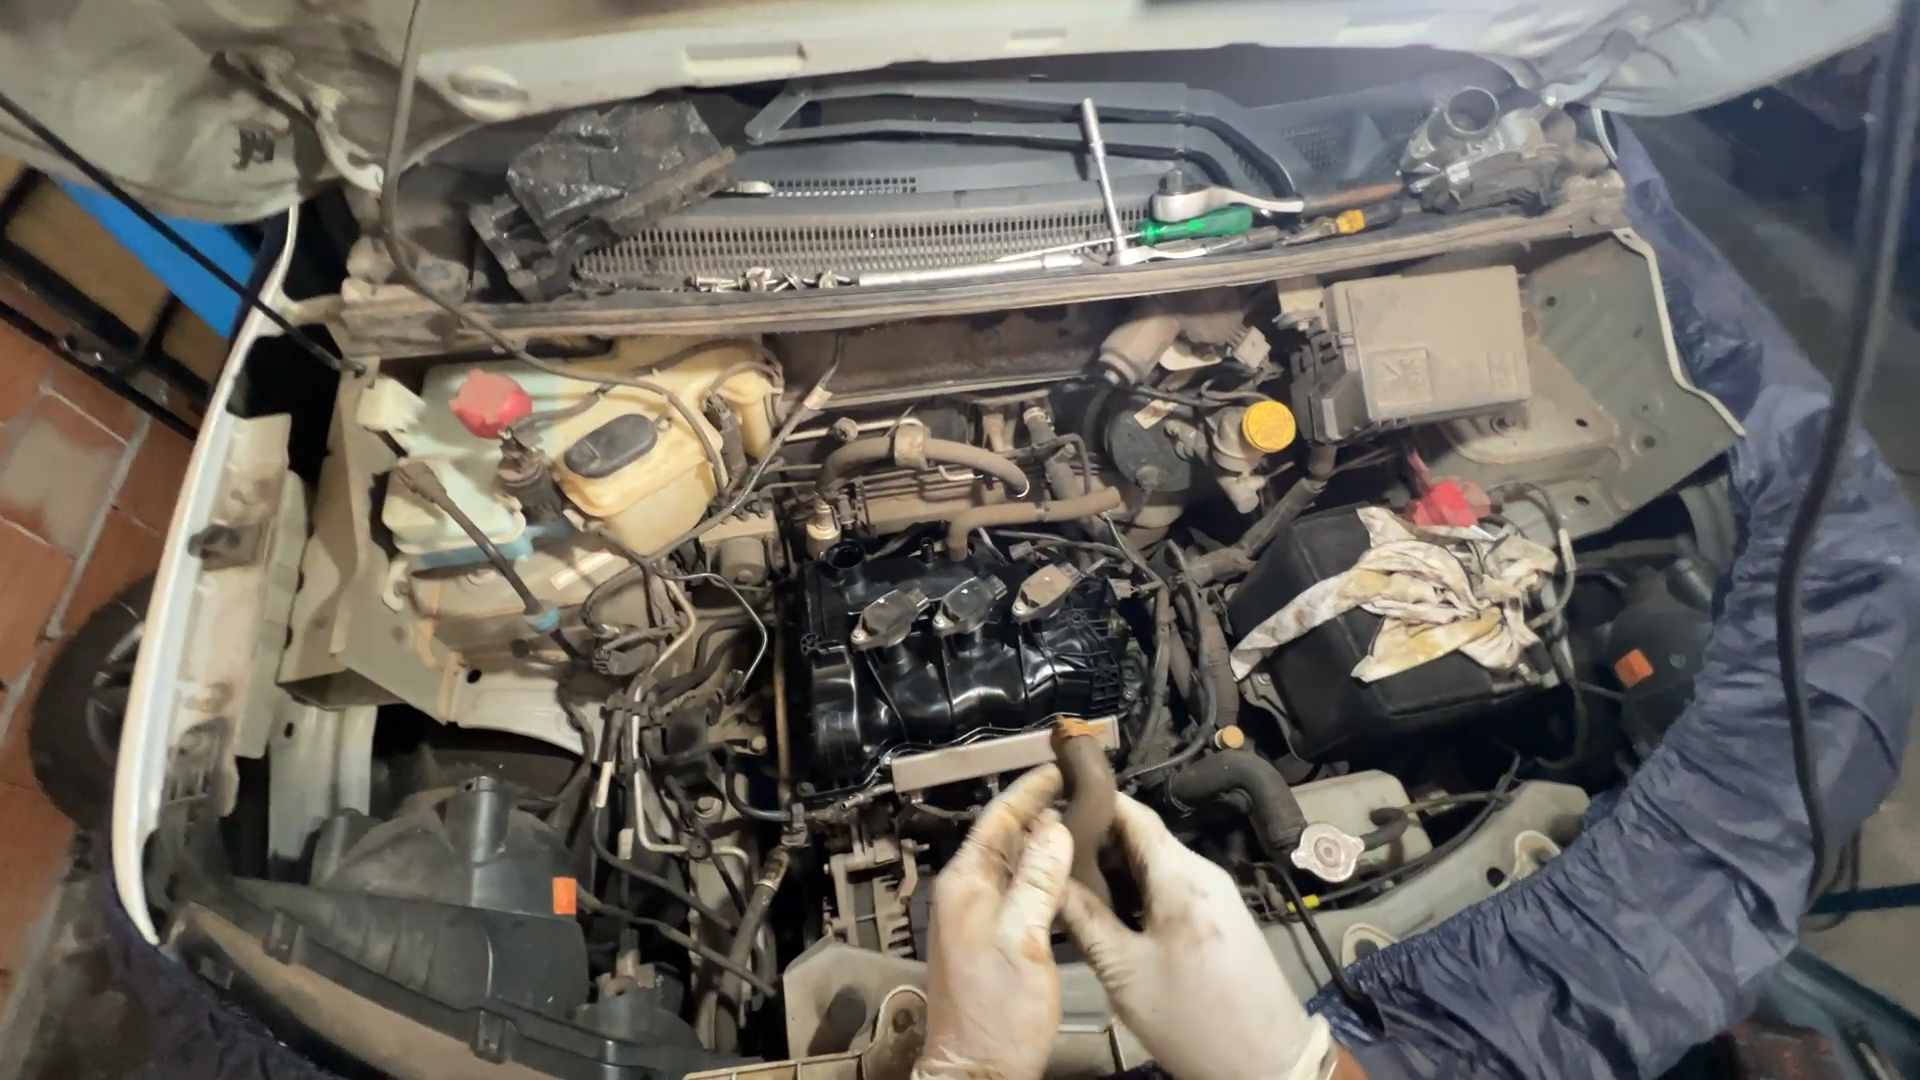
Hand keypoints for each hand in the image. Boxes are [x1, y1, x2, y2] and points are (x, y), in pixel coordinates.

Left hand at [913, 765, 1072, 1079]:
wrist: (978, 1073)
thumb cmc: (996, 1009)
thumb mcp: (1021, 939)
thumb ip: (1037, 879)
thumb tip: (1055, 825)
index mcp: (964, 881)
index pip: (997, 818)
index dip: (1028, 791)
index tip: (1058, 769)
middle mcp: (967, 889)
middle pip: (1005, 836)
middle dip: (1039, 810)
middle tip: (1078, 789)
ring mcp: (979, 913)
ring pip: (1014, 862)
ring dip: (1043, 839)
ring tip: (1081, 820)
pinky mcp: (995, 935)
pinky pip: (1020, 888)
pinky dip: (1043, 872)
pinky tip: (1068, 870)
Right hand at [1057, 793, 1338, 1079]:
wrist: (1271, 1066)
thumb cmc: (1193, 1019)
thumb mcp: (1124, 971)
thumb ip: (1083, 916)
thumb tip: (1049, 871)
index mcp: (1180, 873)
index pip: (1131, 810)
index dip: (1091, 800)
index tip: (1053, 802)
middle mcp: (1201, 869)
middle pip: (1142, 834)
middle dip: (1098, 838)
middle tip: (1054, 852)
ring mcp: (1216, 890)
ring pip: (1156, 859)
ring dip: (1117, 865)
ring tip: (1074, 880)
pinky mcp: (1221, 911)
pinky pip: (1172, 881)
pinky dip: (1139, 885)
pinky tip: (1113, 908)